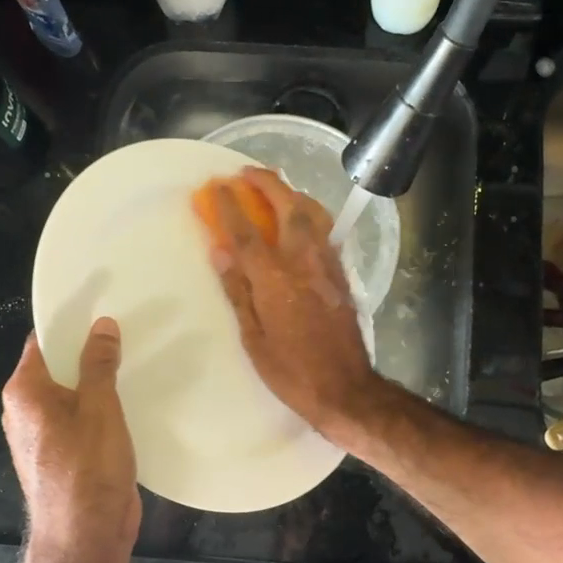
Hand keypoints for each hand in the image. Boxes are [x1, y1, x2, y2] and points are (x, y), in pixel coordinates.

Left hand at [1, 319, 139, 557]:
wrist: (85, 540)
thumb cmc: (87, 471)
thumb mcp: (99, 408)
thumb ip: (98, 365)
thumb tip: (101, 326)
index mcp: (25, 393)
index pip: (42, 341)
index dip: (71, 321)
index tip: (103, 303)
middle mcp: (28, 411)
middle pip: (59, 367)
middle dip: (91, 350)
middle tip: (130, 327)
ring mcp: (47, 436)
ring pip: (74, 394)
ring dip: (101, 380)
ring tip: (139, 357)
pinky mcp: (67, 456)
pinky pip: (84, 419)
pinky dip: (104, 406)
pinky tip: (135, 398)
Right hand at [203, 168, 386, 437]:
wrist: (345, 389)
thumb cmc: (291, 372)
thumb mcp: (253, 338)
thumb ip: (238, 290)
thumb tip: (219, 251)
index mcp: (276, 280)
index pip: (247, 232)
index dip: (230, 206)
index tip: (217, 186)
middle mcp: (305, 263)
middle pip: (288, 207)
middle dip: (267, 183)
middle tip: (246, 173)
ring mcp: (328, 266)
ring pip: (313, 214)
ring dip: (291, 193)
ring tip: (274, 189)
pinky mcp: (342, 275)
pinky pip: (325, 231)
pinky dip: (309, 214)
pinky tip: (300, 221)